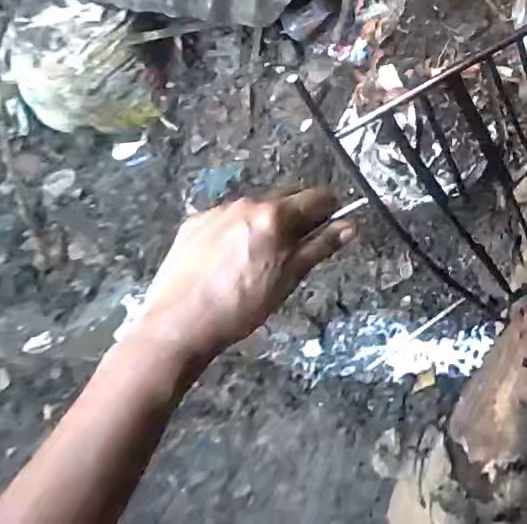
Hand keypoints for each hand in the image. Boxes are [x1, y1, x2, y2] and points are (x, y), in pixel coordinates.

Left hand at [125, 187, 356, 367]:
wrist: (174, 329)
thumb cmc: (240, 306)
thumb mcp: (289, 278)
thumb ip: (321, 246)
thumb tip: (352, 225)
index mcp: (275, 214)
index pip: (317, 196)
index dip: (330, 208)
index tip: (332, 224)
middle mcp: (247, 204)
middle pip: (287, 196)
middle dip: (298, 213)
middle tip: (296, 245)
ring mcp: (217, 212)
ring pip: (256, 207)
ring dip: (266, 221)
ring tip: (258, 256)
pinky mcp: (192, 224)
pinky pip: (226, 218)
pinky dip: (236, 229)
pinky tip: (228, 258)